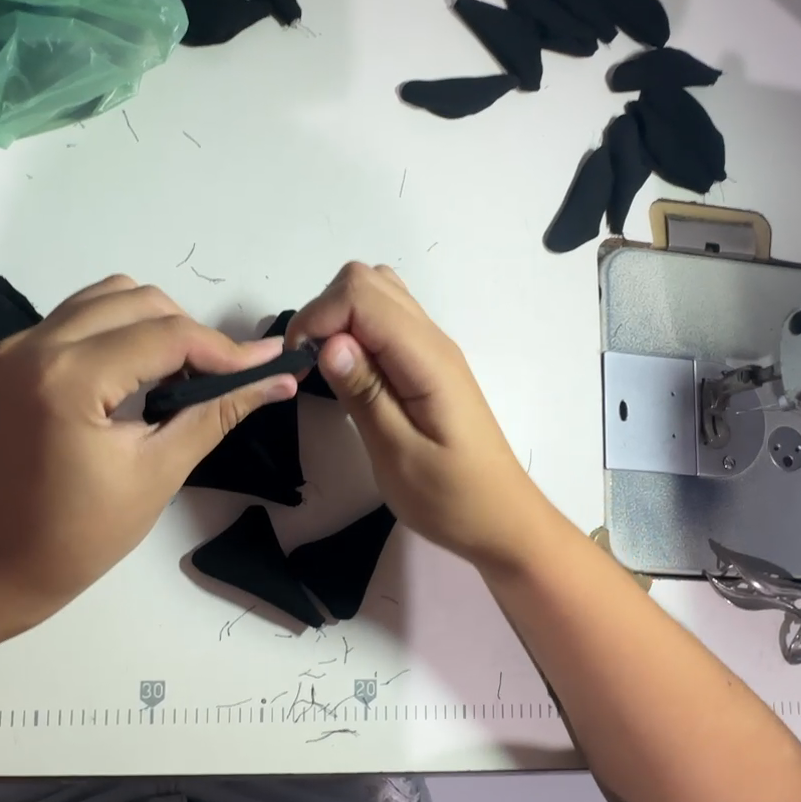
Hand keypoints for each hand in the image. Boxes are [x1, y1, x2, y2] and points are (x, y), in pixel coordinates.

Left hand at [0, 275, 294, 637]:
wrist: (8, 557)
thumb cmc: (86, 531)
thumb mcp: (161, 470)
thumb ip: (219, 413)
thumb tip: (280, 378)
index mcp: (68, 378)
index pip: (165, 336)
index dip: (224, 349)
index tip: (269, 363)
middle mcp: (37, 345)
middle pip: (139, 302)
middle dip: (190, 334)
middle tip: (220, 380)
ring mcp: (20, 345)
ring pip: (110, 297)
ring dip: (156, 324)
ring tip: (181, 376)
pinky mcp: (16, 355)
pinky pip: (83, 315)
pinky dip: (123, 330)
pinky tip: (141, 372)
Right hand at [288, 263, 554, 569]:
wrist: (499, 519)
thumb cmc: (449, 497)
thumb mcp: (397, 454)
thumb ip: (365, 393)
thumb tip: (330, 342)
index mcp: (425, 358)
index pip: (361, 295)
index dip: (319, 318)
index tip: (301, 366)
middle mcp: (431, 340)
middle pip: (367, 282)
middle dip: (324, 314)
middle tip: (311, 369)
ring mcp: (432, 350)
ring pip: (376, 295)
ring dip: (339, 321)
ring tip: (328, 370)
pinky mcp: (426, 365)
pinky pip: (386, 323)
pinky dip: (356, 334)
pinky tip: (352, 376)